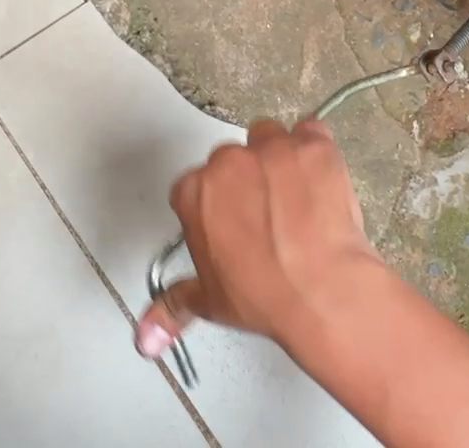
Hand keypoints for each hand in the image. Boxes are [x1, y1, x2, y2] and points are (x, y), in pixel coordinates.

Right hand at [136, 118, 386, 360]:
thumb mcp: (211, 302)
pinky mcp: (312, 145)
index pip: (196, 184)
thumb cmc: (264, 295)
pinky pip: (310, 132)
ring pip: (269, 138)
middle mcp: (229, 161)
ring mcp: (273, 149)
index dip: (215, 204)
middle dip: (245, 179)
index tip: (230, 224)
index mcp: (195, 191)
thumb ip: (172, 306)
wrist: (323, 289)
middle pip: (232, 158)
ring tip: (294, 194)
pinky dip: (314, 150)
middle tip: (265, 213)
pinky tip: (319, 178)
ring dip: (277, 158)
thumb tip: (145, 336)